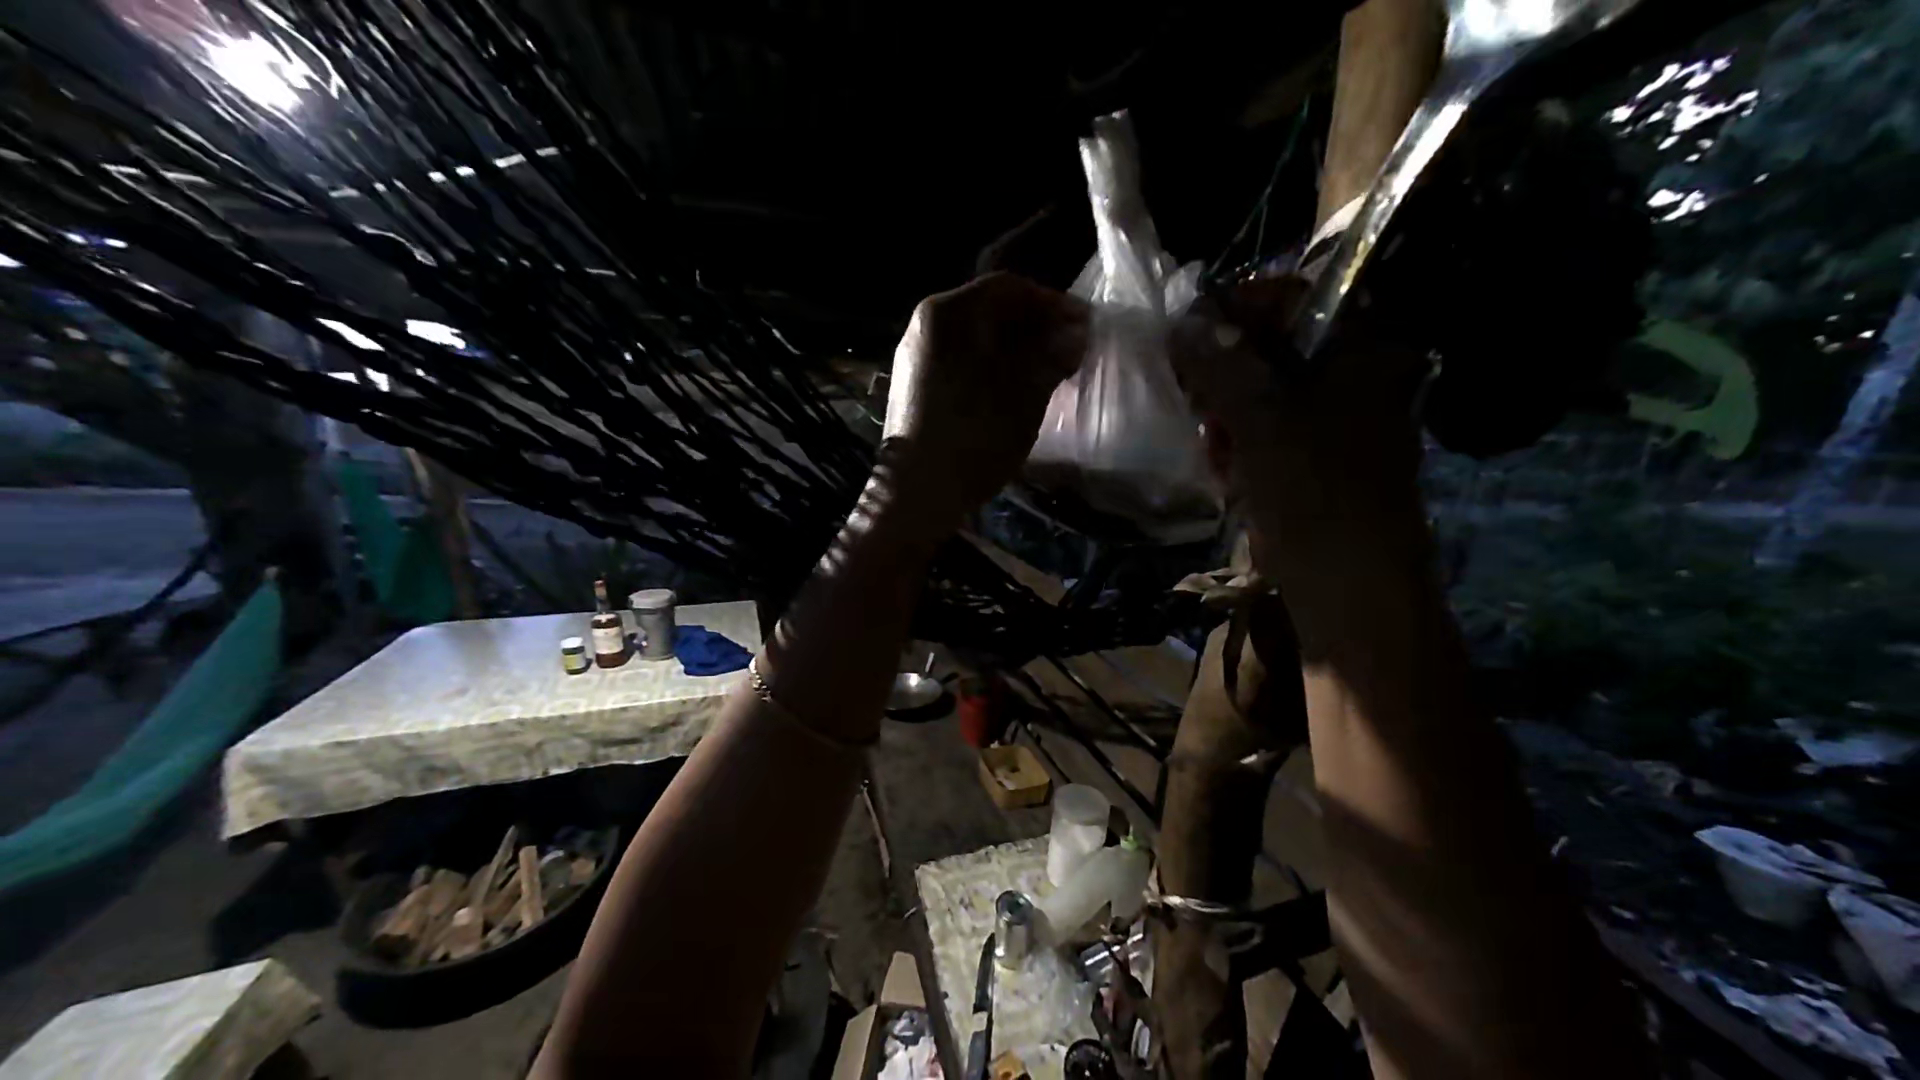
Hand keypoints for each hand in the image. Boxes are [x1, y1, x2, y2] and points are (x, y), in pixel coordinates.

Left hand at [879, 272, 1087, 530]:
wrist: (916, 493)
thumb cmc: (974, 438)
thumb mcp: (1024, 394)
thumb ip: (1052, 355)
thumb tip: (1075, 334)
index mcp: (947, 314)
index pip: (1008, 288)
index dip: (1051, 302)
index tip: (1083, 324)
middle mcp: (924, 325)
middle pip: (989, 310)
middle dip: (1034, 326)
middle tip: (1071, 349)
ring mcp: (915, 356)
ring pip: (975, 338)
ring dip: (1015, 348)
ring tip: (1050, 370)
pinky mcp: (914, 385)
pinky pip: (960, 359)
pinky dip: (991, 365)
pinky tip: (1015, 387)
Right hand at [1171, 278, 1430, 579]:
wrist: (1349, 586)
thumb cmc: (1314, 492)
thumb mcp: (1260, 418)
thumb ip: (1221, 365)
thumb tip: (1183, 323)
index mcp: (1366, 352)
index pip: (1298, 298)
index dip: (1241, 306)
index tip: (1192, 329)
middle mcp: (1359, 378)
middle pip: (1278, 349)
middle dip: (1228, 372)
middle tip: (1194, 393)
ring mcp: (1340, 423)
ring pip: (1268, 395)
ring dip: (1230, 413)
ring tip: (1212, 443)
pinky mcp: (1319, 461)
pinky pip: (1271, 433)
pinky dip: (1243, 443)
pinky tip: (1225, 468)